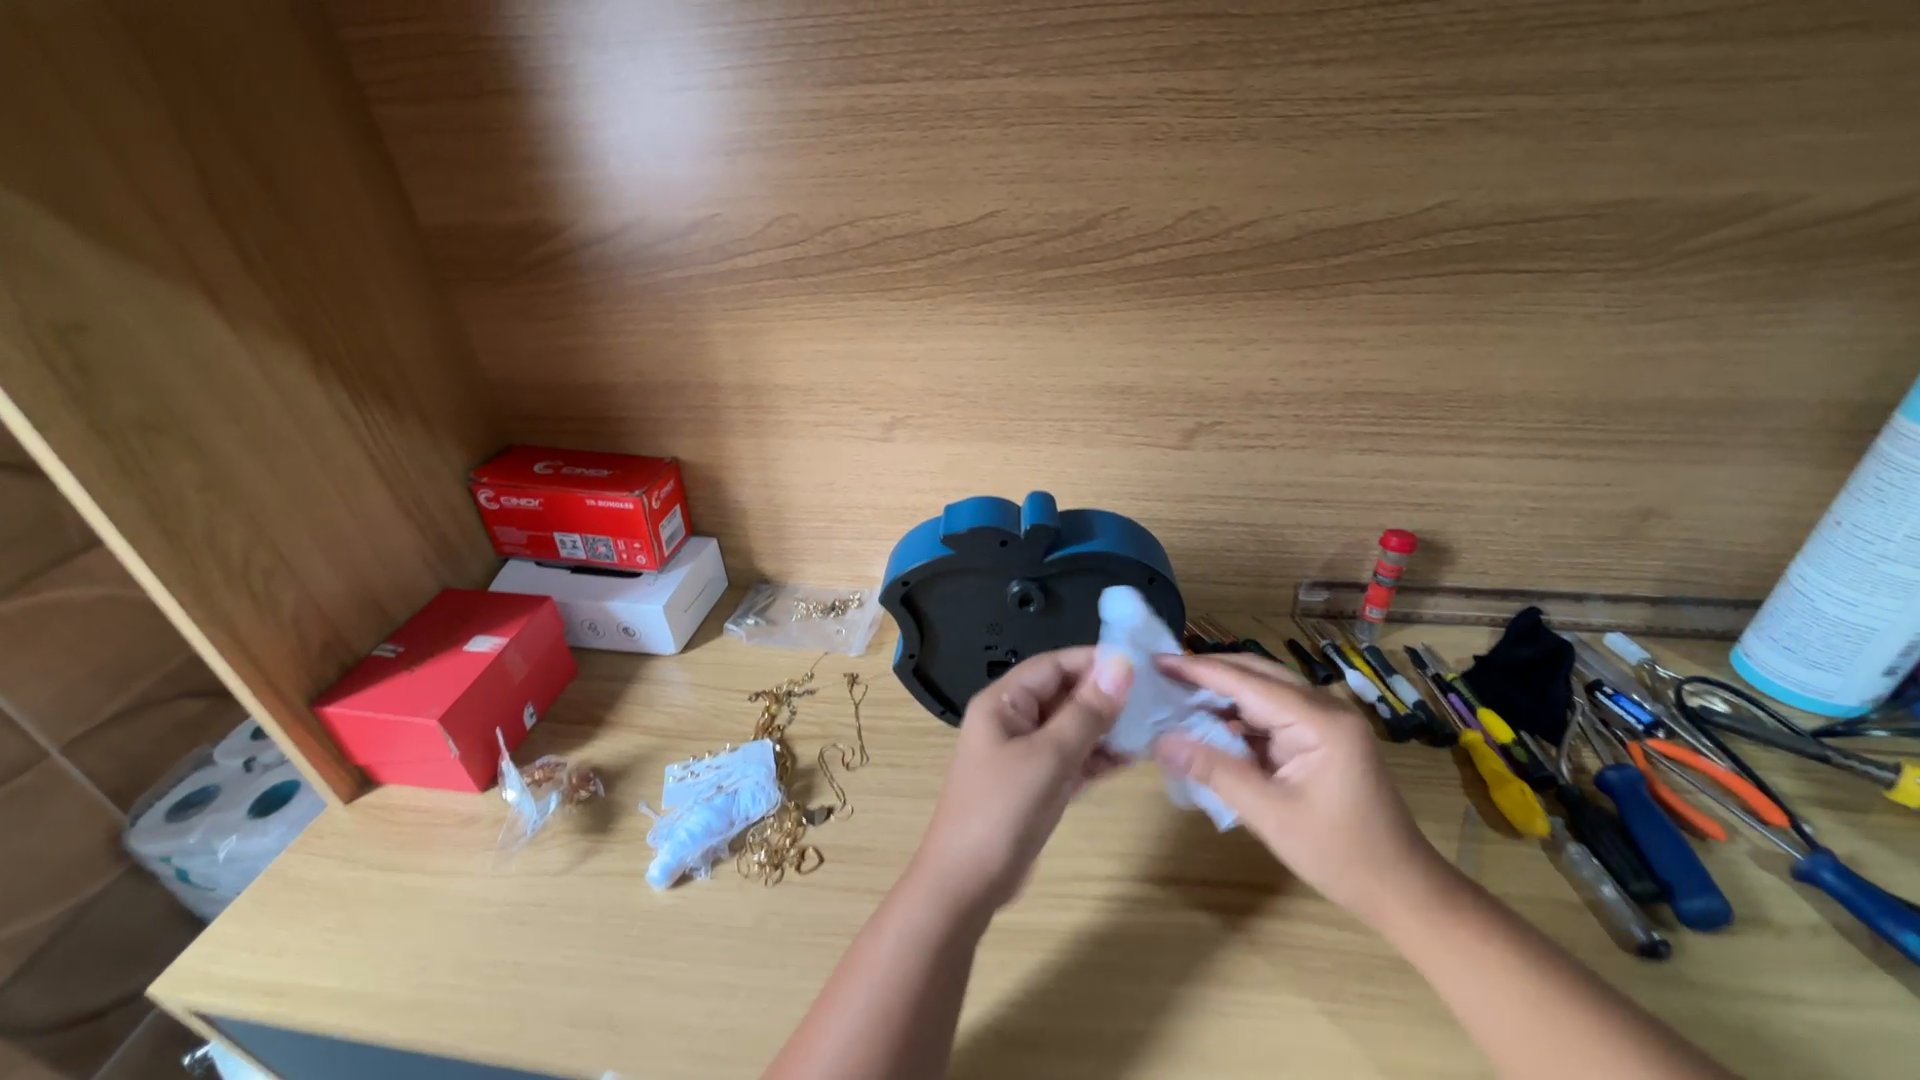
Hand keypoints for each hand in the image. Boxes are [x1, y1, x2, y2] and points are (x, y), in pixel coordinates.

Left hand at [911, 647, 1132, 912]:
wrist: (968, 882)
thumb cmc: (1002, 809)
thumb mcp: (1049, 756)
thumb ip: (1087, 711)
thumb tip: (1122, 664)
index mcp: (1002, 703)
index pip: (1053, 665)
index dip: (1095, 661)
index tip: (1142, 664)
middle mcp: (1012, 721)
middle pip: (1064, 694)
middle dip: (1106, 695)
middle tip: (1157, 698)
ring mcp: (1024, 755)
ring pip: (1072, 728)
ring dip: (1108, 728)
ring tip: (1154, 726)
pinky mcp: (1037, 785)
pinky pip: (1073, 759)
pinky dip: (1099, 757)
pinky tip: (1134, 757)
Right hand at [1151, 652, 1455, 924]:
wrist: (1400, 888)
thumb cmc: (1340, 854)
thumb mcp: (1270, 814)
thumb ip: (1215, 771)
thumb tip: (1161, 742)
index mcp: (1320, 721)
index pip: (1248, 682)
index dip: (1199, 670)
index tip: (1156, 661)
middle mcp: (1325, 709)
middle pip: (1257, 675)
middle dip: (1208, 673)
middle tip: (1159, 674)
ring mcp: (1326, 724)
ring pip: (1264, 693)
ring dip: (1222, 695)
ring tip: (1174, 697)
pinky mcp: (1321, 741)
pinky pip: (1272, 717)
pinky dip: (1238, 719)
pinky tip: (1207, 727)